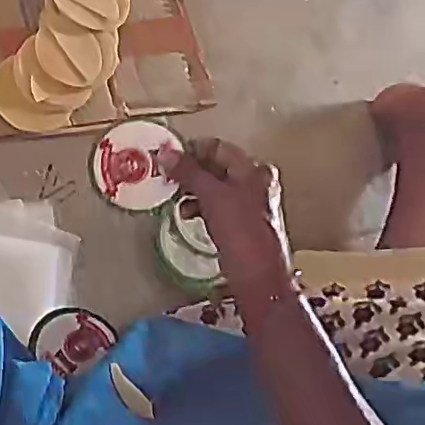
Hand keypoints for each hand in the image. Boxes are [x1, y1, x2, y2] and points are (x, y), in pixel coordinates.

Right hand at [160, 139, 294, 299]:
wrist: (257, 277)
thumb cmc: (242, 234)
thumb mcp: (211, 196)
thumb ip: (188, 172)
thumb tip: (167, 154)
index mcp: (253, 170)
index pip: (217, 147)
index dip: (191, 150)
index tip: (169, 157)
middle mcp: (254, 183)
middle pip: (215, 166)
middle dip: (190, 172)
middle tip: (169, 176)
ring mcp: (249, 204)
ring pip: (214, 187)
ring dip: (192, 190)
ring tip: (176, 197)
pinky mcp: (241, 224)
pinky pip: (216, 206)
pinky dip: (200, 206)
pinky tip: (188, 214)